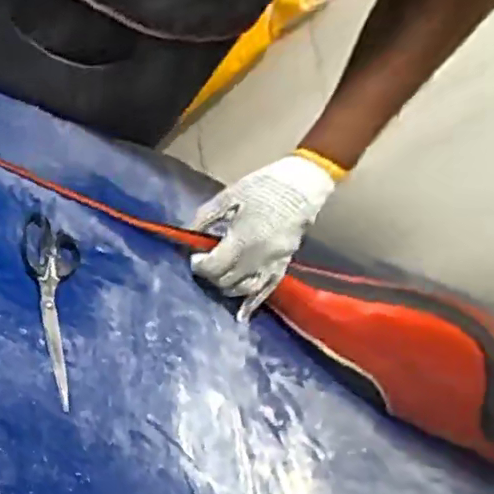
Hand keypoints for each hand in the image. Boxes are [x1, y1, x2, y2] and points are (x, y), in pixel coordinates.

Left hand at [190, 153, 338, 322]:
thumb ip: (202, 221)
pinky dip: (253, 302)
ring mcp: (275, 260)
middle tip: (207, 264)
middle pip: (225, 281)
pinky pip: (269, 287)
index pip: (212, 267)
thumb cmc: (265, 186)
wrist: (308, 177)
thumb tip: (185, 238)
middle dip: (210, 275)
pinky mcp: (286, 260)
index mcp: (243, 241)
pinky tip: (241, 316)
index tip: (195, 257)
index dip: (198, 265)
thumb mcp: (227, 199)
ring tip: (219, 277)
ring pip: (244, 288)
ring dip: (227, 287)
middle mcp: (259, 256)